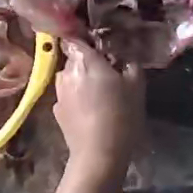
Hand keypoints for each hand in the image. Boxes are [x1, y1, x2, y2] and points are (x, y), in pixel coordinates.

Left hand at [51, 39, 144, 168]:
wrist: (98, 153)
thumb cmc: (121, 115)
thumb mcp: (136, 86)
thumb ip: (130, 64)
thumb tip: (123, 57)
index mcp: (85, 61)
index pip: (75, 38)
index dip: (85, 39)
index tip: (99, 46)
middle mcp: (66, 72)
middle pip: (74, 58)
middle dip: (88, 62)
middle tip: (107, 73)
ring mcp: (58, 92)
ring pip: (69, 76)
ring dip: (80, 79)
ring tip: (98, 93)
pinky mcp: (56, 110)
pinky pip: (67, 95)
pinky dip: (76, 97)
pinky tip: (89, 110)